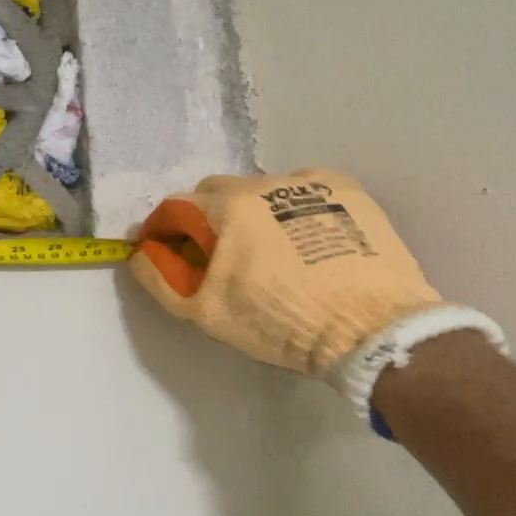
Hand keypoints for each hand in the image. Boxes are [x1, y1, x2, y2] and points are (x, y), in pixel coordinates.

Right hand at [129, 170, 502, 415]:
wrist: (373, 331)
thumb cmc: (280, 322)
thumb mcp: (204, 312)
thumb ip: (160, 277)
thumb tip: (143, 252)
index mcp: (225, 208)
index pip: (174, 207)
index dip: (162, 231)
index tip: (164, 252)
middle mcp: (264, 185)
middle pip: (216, 192)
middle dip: (205, 219)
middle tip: (216, 255)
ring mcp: (310, 185)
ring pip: (261, 191)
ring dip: (251, 213)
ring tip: (265, 250)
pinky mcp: (350, 193)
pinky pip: (306, 190)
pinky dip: (294, 208)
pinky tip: (303, 238)